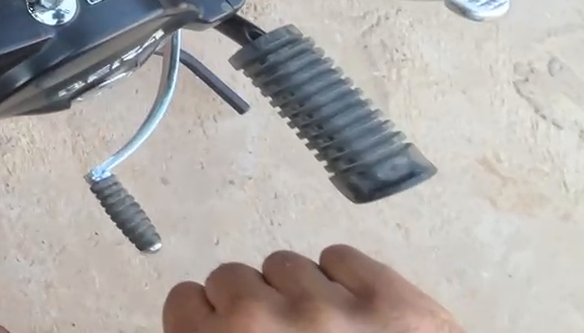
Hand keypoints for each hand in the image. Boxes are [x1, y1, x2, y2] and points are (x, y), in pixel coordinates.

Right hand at [164, 245, 464, 331]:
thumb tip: (213, 325)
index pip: (186, 300)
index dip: (213, 323)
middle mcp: (259, 318)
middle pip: (232, 279)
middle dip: (261, 309)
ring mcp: (330, 309)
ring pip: (287, 266)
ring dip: (305, 298)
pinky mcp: (397, 306)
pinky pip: (342, 258)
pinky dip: (349, 282)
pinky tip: (365, 320)